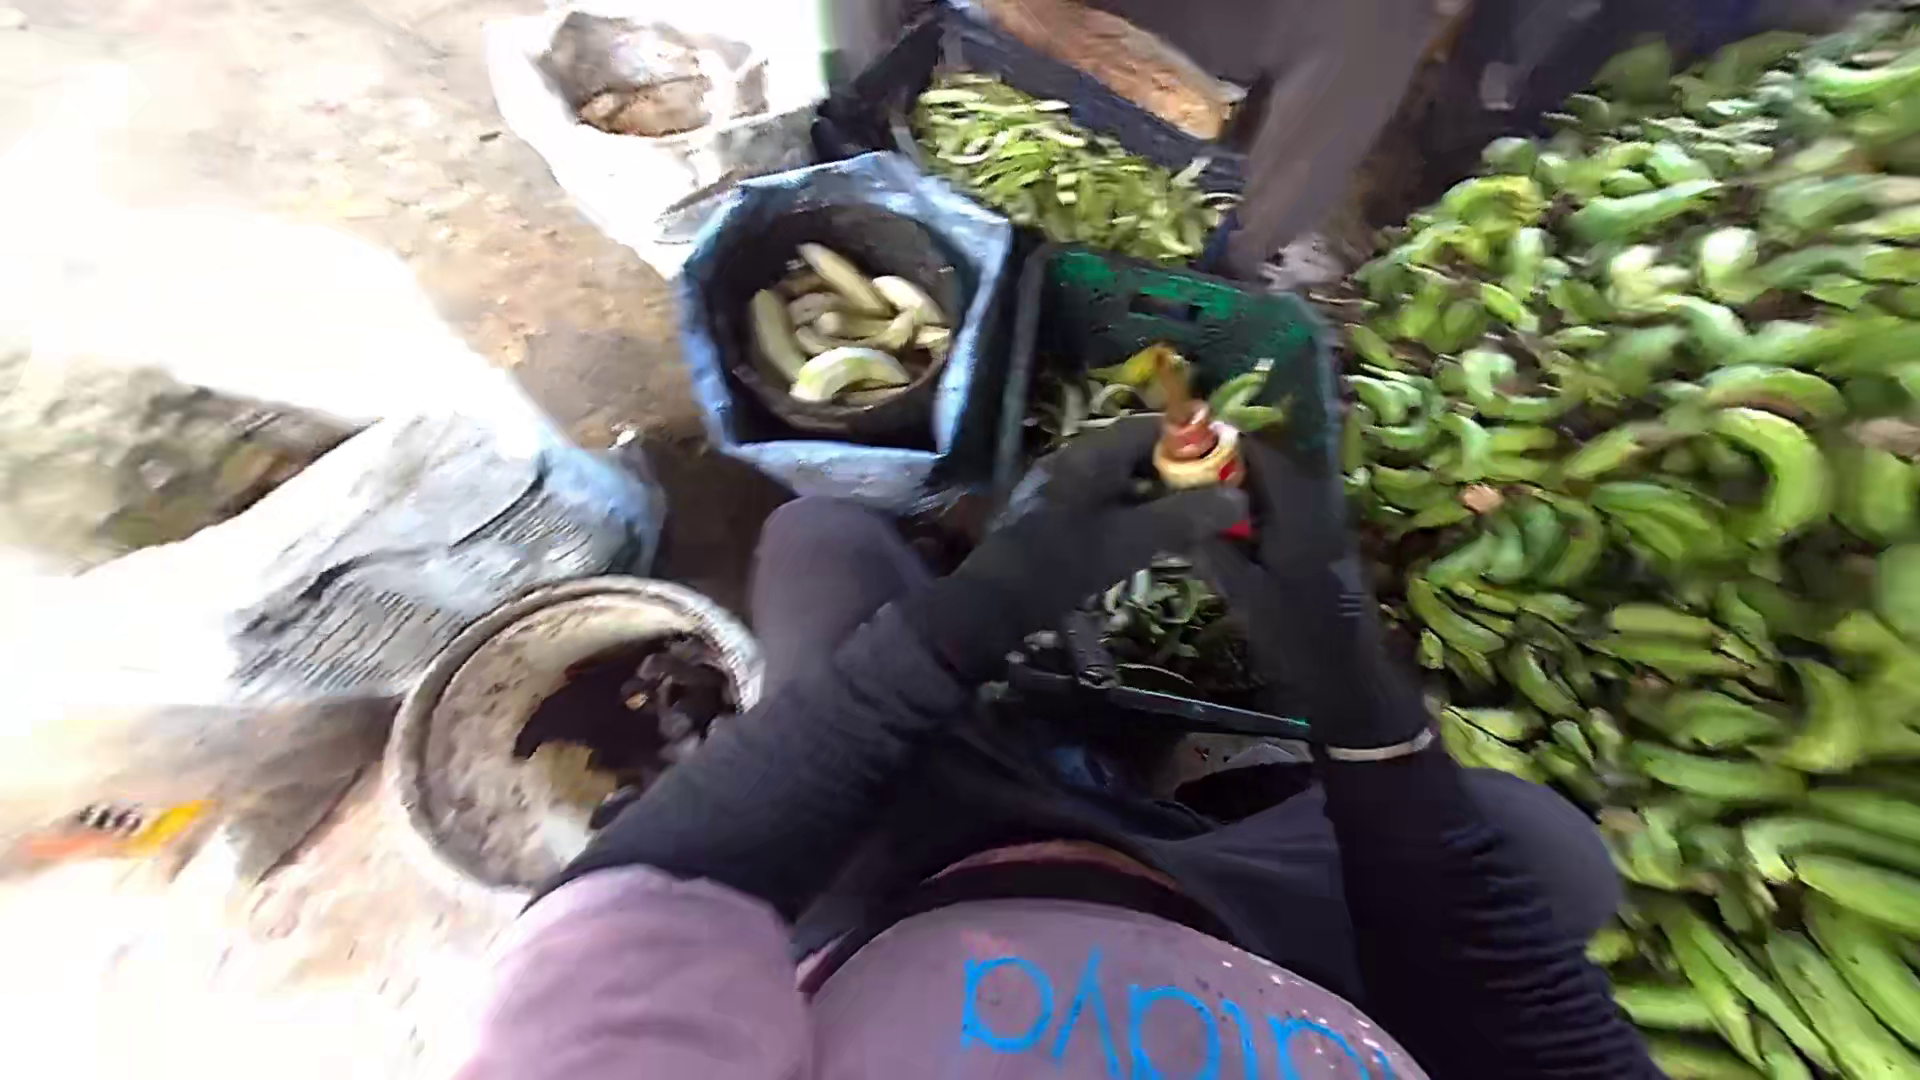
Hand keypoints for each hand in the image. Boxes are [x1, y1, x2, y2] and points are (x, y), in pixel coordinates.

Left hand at [899, 416, 1244, 680]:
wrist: (997, 599)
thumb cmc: (1066, 562)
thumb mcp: (1131, 540)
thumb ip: (1184, 517)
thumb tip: (1238, 496)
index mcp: (1089, 454)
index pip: (1147, 427)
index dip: (1187, 439)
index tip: (1220, 460)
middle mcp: (1069, 460)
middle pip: (1130, 453)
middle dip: (1170, 472)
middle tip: (1204, 496)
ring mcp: (1053, 486)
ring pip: (1112, 479)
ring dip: (1146, 495)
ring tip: (1179, 519)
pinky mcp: (1045, 512)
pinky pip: (1094, 500)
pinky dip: (1122, 511)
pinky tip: (1137, 537)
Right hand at [1193, 440, 1426, 751]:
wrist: (1347, 677)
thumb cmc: (1294, 637)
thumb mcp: (1244, 596)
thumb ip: (1215, 551)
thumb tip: (1185, 517)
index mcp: (1301, 523)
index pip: (1273, 463)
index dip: (1239, 444)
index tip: (1202, 440)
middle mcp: (1321, 517)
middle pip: (1281, 471)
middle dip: (1240, 462)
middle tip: (1198, 467)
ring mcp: (1329, 532)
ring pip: (1288, 491)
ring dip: (1252, 485)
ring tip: (1210, 490)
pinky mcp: (1329, 548)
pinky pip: (1293, 512)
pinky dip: (1264, 508)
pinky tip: (1237, 524)